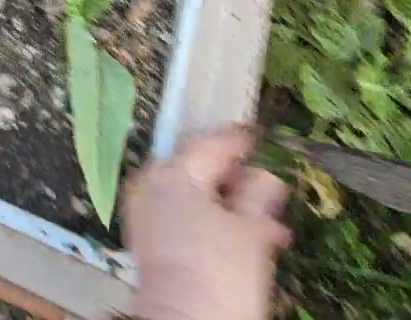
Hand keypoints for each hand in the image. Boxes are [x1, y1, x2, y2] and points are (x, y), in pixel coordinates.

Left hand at [122, 126, 290, 319]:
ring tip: (265, 226)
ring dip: (225, 204)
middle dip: (232, 179)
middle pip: (196, 168)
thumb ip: (258, 196)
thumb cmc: (219, 274)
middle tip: (266, 191)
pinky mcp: (145, 236)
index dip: (235, 140)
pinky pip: (178, 214)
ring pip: (191, 194)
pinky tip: (239, 240)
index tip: (256, 135)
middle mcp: (152, 183)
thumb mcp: (250, 232)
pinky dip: (206, 219)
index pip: (207, 144)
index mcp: (174, 174)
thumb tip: (267, 175)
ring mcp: (144, 209)